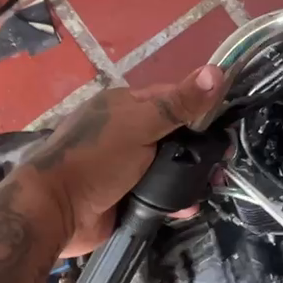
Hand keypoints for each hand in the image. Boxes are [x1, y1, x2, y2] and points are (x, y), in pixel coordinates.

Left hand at [23, 64, 223, 255]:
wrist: (55, 212)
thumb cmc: (96, 158)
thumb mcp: (141, 125)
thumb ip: (180, 103)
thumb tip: (218, 71)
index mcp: (124, 106)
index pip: (171, 98)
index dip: (199, 106)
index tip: (227, 121)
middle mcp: (125, 132)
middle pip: (173, 133)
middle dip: (199, 146)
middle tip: (225, 159)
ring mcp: (125, 166)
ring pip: (168, 164)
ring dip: (190, 174)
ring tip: (215, 183)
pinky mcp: (126, 195)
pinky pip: (159, 193)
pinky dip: (175, 198)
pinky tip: (190, 205)